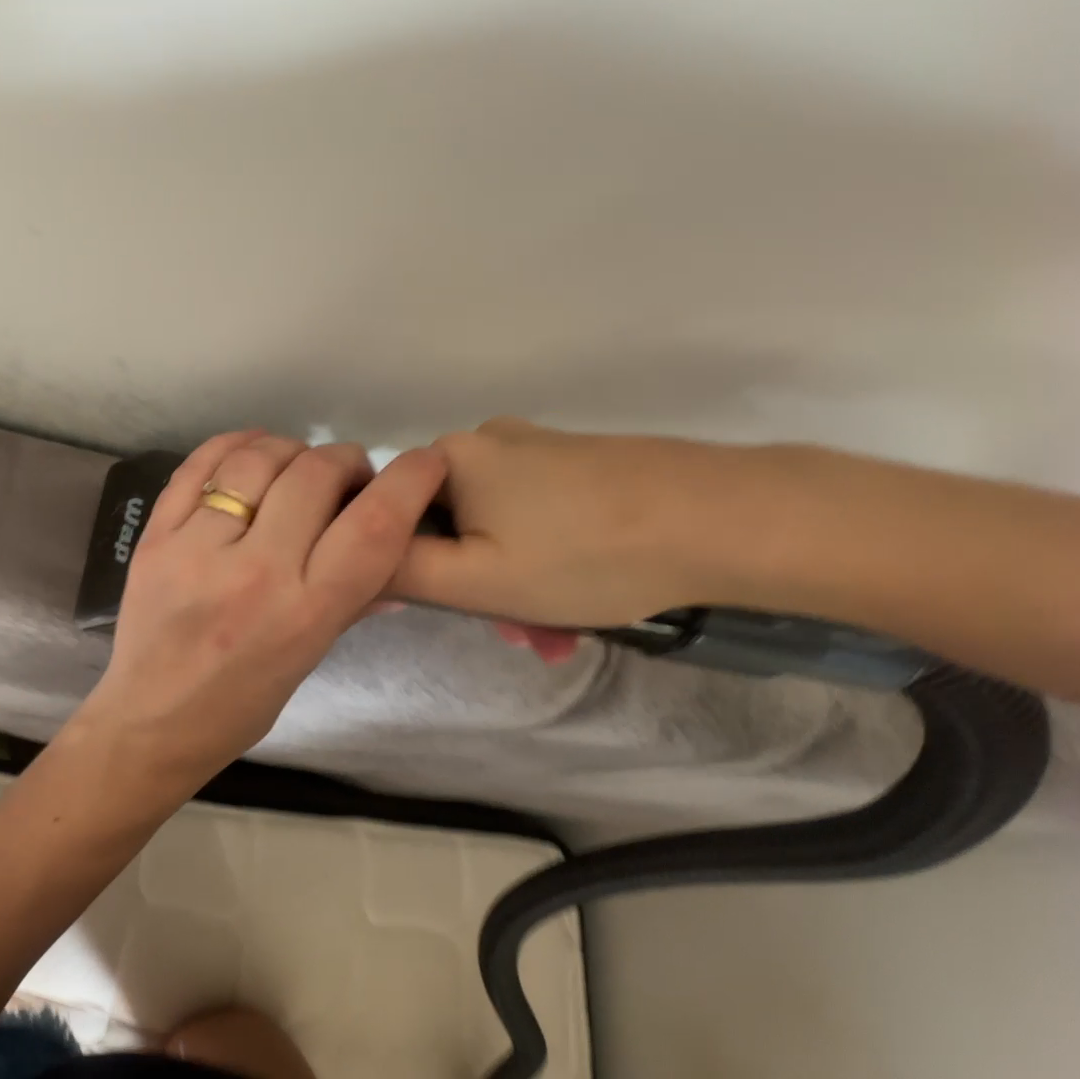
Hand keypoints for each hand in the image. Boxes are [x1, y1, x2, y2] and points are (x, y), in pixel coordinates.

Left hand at [83, 431, 447, 779]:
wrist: (151, 721)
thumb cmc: (240, 705)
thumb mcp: (309, 659)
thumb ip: (351, 600)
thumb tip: (397, 549)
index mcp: (305, 613)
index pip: (374, 526)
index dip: (409, 480)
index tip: (425, 462)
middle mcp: (255, 572)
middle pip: (315, 475)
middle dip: (346, 461)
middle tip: (347, 476)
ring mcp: (196, 549)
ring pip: (257, 459)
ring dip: (291, 449)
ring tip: (297, 466)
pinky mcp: (156, 537)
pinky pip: (198, 466)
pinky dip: (233, 445)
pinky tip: (252, 451)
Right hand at [393, 418, 750, 629]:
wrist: (727, 519)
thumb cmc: (585, 555)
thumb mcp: (474, 581)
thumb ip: (397, 571)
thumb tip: (352, 557)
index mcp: (449, 457)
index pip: (390, 514)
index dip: (407, 569)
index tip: (453, 612)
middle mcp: (487, 441)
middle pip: (448, 525)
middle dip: (475, 587)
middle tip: (520, 638)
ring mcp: (539, 449)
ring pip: (497, 528)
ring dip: (515, 585)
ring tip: (559, 636)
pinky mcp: (582, 463)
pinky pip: (538, 519)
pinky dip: (547, 561)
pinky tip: (584, 602)